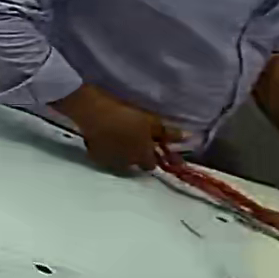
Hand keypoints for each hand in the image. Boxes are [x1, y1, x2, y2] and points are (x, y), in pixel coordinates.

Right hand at [54, 84, 183, 173]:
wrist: (92, 112)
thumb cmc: (125, 115)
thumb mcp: (150, 121)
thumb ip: (166, 132)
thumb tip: (187, 138)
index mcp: (143, 155)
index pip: (152, 165)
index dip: (153, 157)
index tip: (151, 148)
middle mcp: (127, 162)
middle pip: (134, 165)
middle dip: (136, 158)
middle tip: (133, 143)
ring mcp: (108, 159)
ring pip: (117, 162)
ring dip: (120, 156)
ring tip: (118, 143)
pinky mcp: (92, 154)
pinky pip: (102, 156)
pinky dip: (105, 152)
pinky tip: (103, 142)